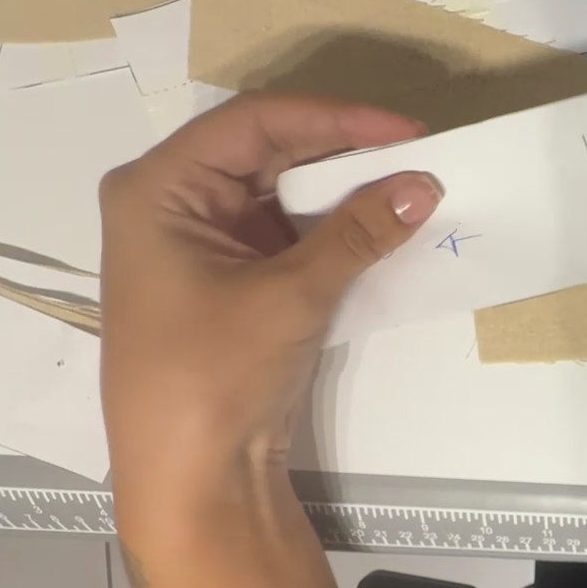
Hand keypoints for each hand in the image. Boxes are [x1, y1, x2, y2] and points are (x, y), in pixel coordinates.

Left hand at [98, 92, 440, 531]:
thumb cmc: (215, 370)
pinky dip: (342, 236)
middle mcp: (182, 204)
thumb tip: (424, 186)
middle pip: (272, 156)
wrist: (193, 468)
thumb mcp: (291, 294)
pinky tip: (386, 234)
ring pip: (290, 199)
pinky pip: (298, 241)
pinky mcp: (244, 284)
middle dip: (347, 156)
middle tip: (419, 160)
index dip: (336, 119)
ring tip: (412, 193)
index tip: (408, 132)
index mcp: (161, 187)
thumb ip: (358, 235)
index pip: (256, 124)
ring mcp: (214, 246)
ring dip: (349, 197)